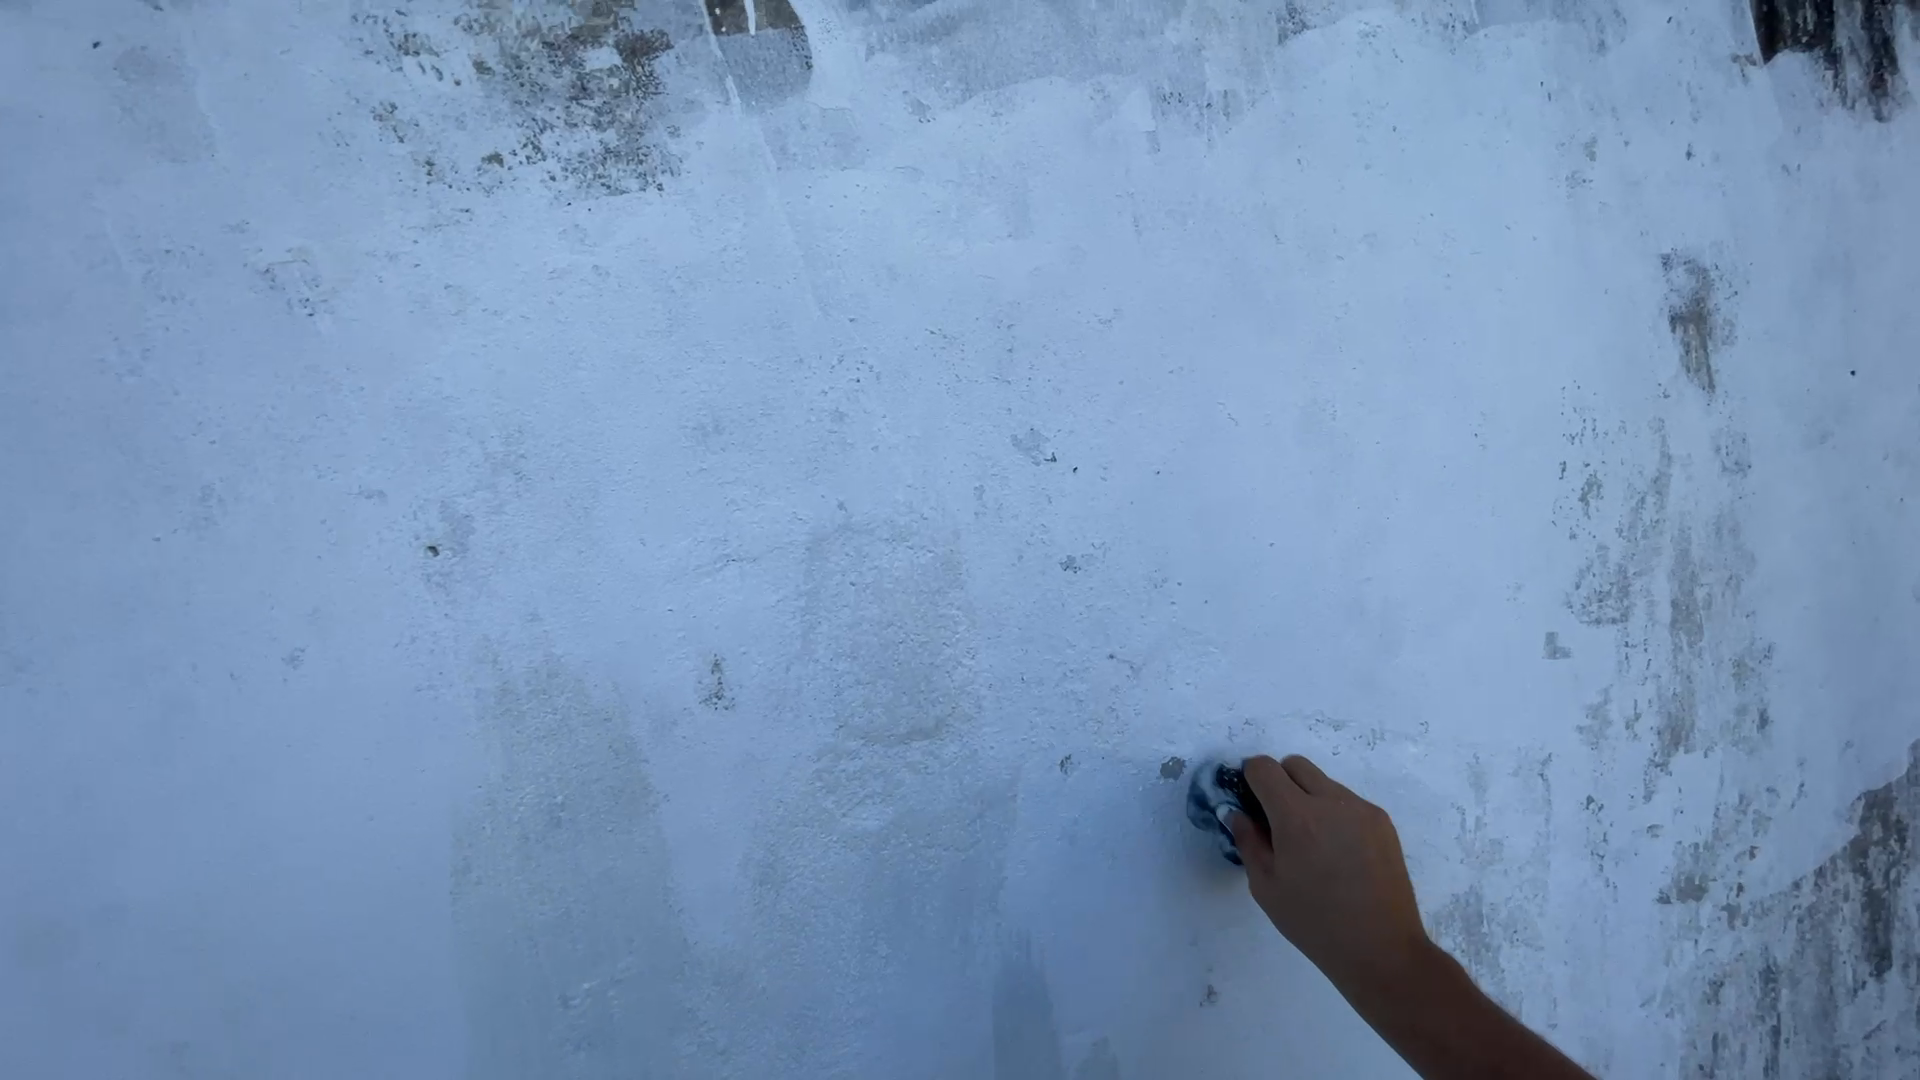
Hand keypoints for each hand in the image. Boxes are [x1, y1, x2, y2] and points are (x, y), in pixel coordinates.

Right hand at [1228, 754, 1429, 991]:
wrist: (1383, 952)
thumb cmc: (1314, 923)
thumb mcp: (1265, 886)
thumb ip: (1247, 840)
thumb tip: (1236, 812)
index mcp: (1297, 817)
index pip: (1264, 768)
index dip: (1250, 778)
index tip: (1249, 802)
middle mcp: (1331, 802)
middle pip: (1294, 764)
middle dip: (1279, 781)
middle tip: (1277, 820)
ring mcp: (1361, 810)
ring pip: (1322, 782)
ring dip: (1308, 797)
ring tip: (1312, 842)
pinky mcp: (1382, 823)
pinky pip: (1347, 801)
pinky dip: (1333, 813)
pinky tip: (1337, 852)